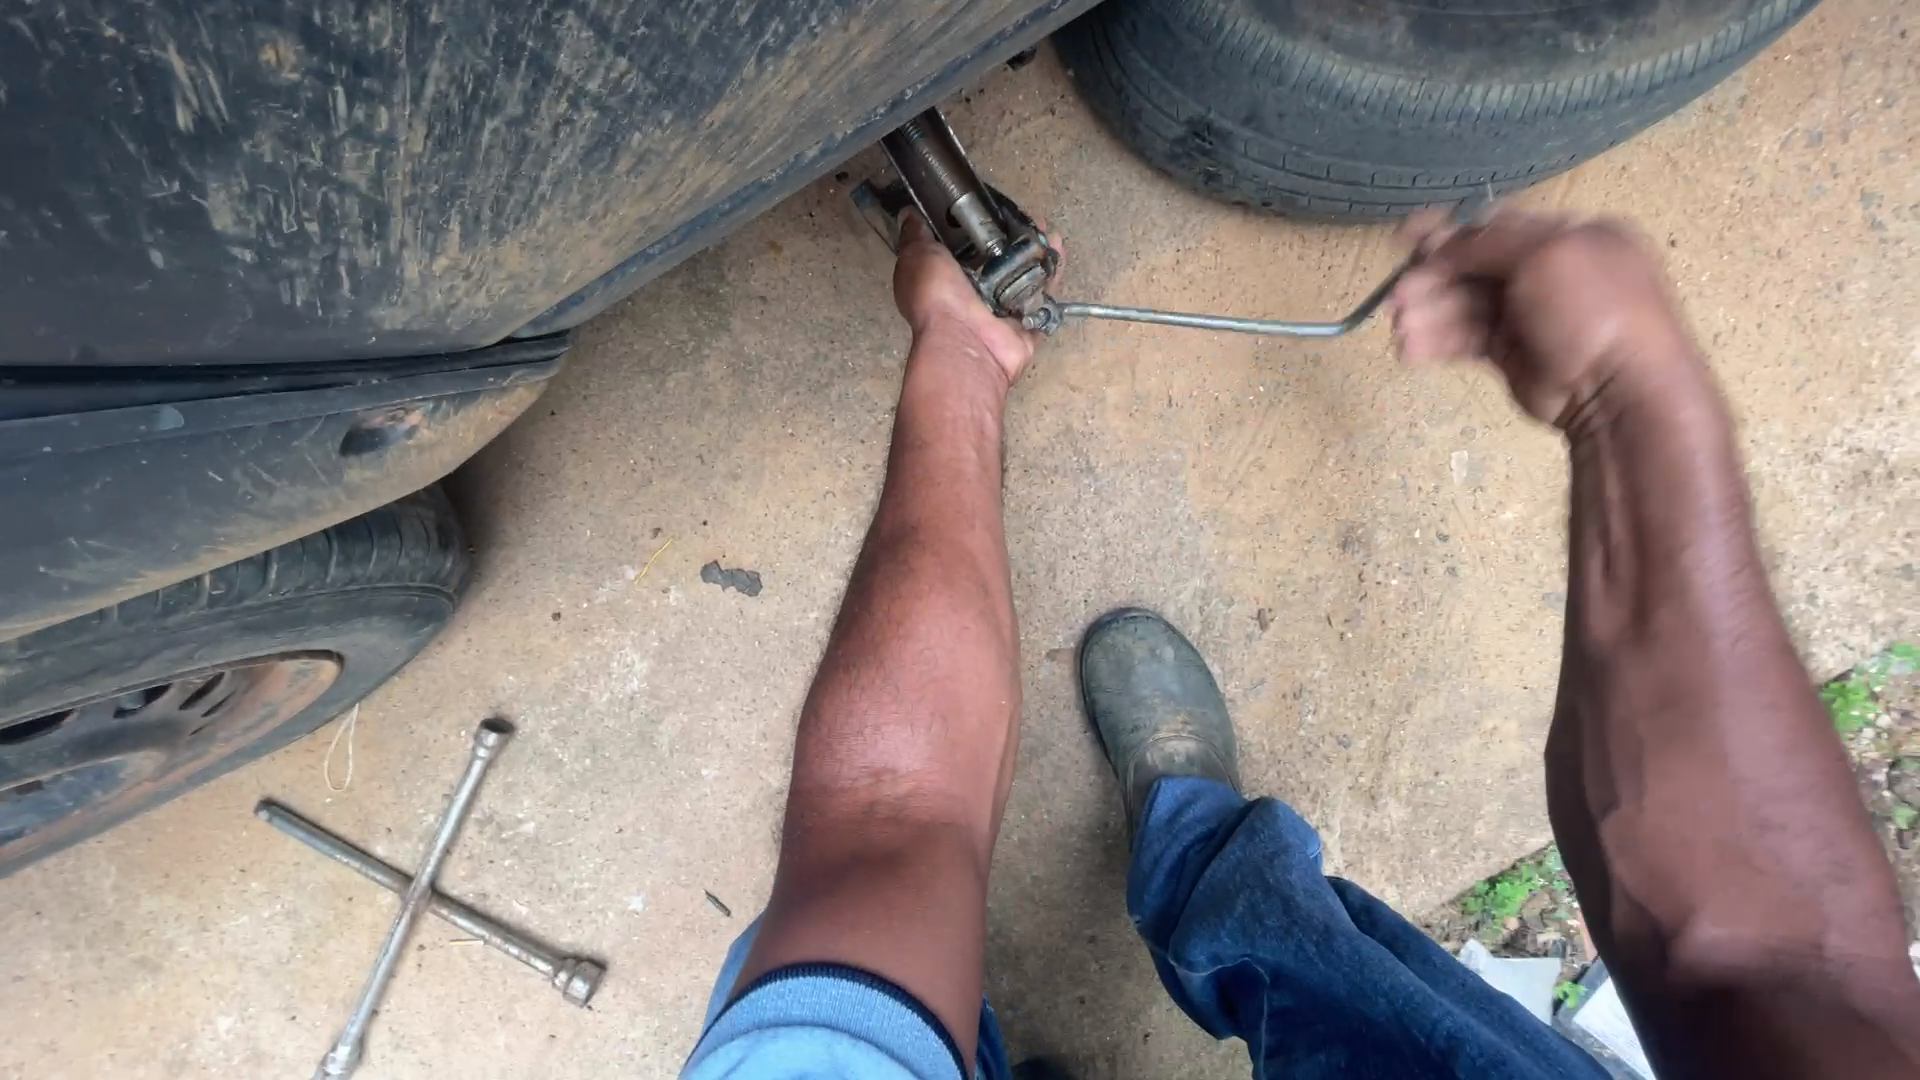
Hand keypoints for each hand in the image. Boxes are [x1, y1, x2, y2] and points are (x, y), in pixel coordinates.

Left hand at [892, 211, 1043, 385]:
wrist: (965, 342)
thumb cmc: (936, 299)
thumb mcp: (917, 256)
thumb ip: (916, 235)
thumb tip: (910, 215)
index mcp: (945, 283)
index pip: (963, 252)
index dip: (978, 230)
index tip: (991, 210)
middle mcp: (974, 300)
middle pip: (999, 264)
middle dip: (1015, 241)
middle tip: (1029, 219)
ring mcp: (1002, 315)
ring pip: (1024, 279)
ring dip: (1038, 253)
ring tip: (1048, 231)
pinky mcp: (1026, 326)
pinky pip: (1044, 298)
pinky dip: (1054, 275)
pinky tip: (1059, 250)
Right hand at [1388, 206, 1702, 433]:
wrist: (1616, 388)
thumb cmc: (1593, 309)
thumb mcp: (1546, 256)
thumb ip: (1488, 243)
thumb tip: (1438, 241)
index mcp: (1566, 236)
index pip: (1494, 227)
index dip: (1446, 233)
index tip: (1402, 239)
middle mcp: (1544, 271)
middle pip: (1470, 269)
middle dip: (1430, 281)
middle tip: (1396, 299)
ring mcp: (1525, 313)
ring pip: (1461, 306)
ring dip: (1426, 316)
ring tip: (1400, 333)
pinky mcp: (1507, 351)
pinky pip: (1463, 339)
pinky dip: (1435, 343)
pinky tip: (1411, 352)